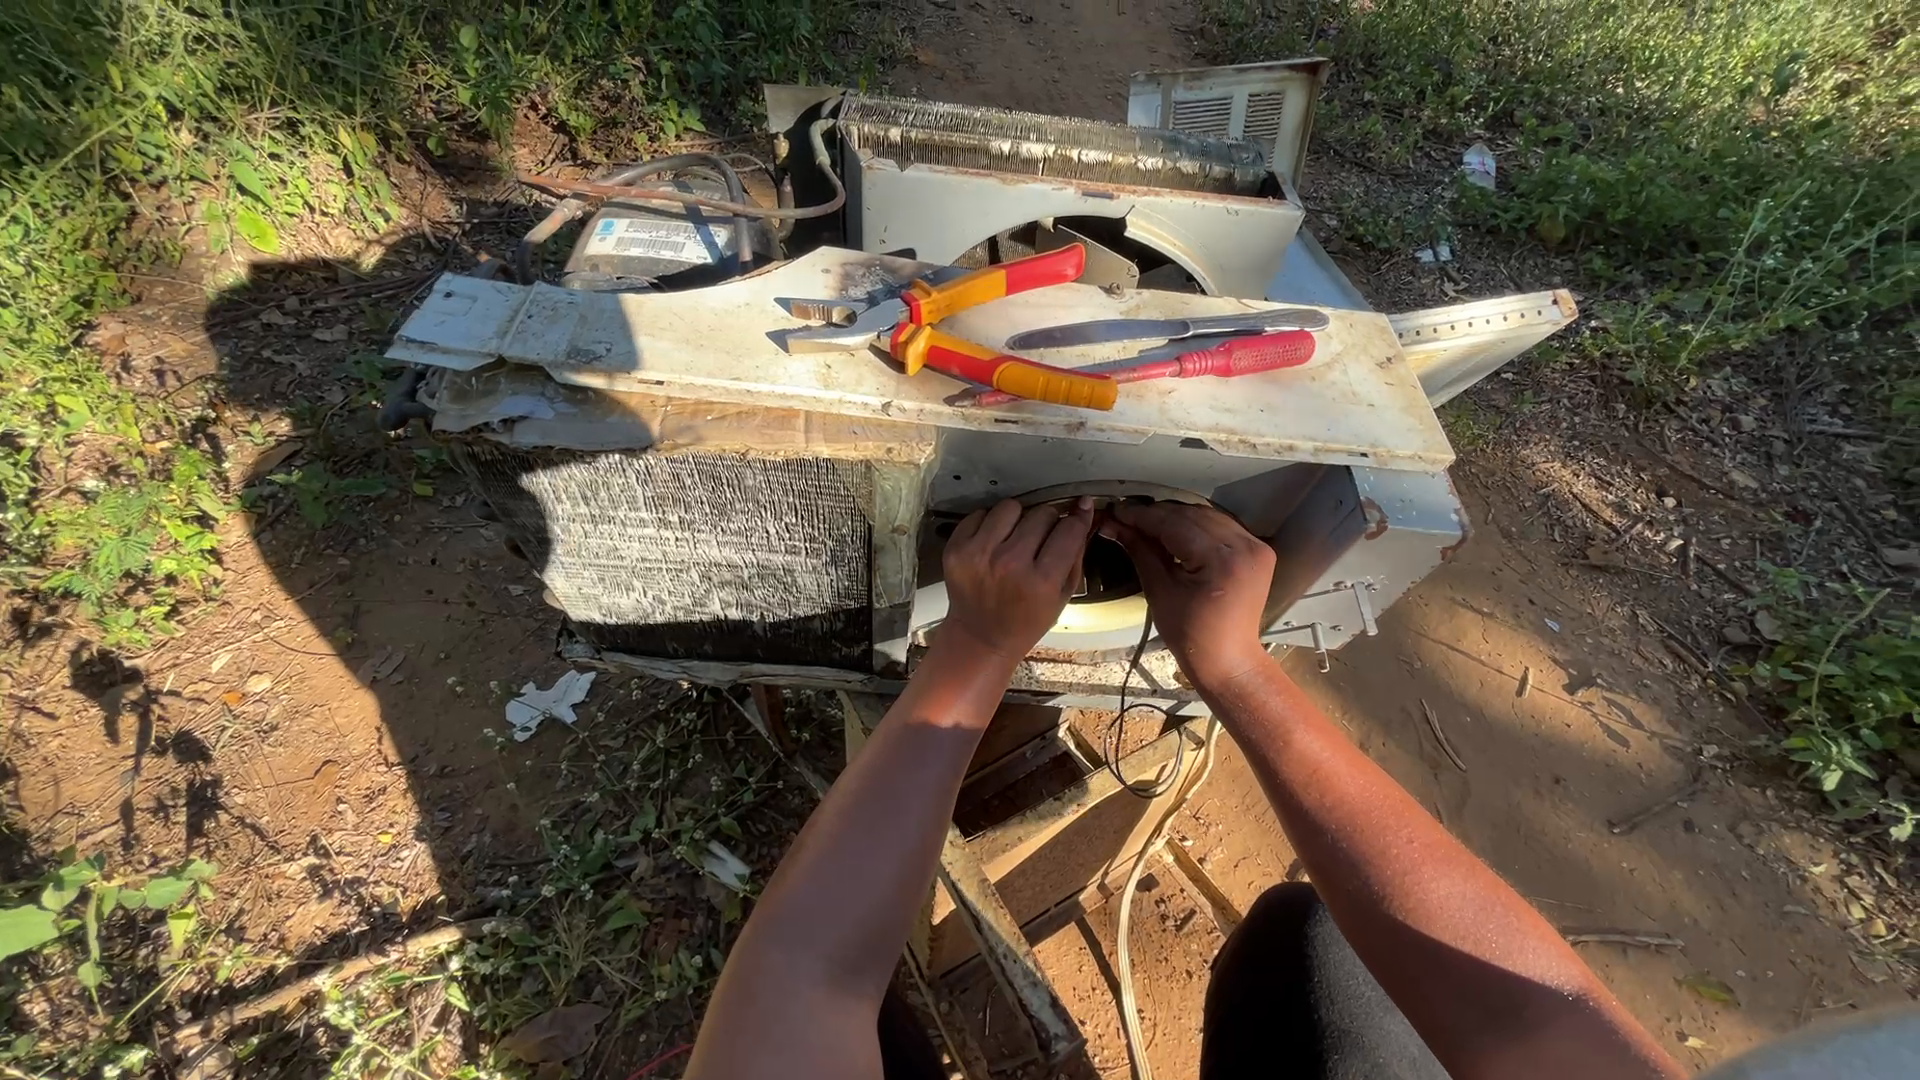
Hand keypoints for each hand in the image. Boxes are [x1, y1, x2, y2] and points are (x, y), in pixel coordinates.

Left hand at [940, 497, 1094, 661]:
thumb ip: (1076, 552)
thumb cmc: (1027, 620)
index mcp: (1041, 582)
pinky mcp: (957, 549)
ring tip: (1015, 538)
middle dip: (1048, 523)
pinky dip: (990, 524)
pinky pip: (980, 514)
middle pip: (1042, 514)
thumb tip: (1083, 508)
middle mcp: (1009, 564)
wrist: (981, 637)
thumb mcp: (1063, 595)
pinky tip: (993, 542)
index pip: (1069, 529)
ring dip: (1018, 519)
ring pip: (1011, 507)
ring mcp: (979, 554)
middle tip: (1041, 541)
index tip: (1076, 517)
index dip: (1076, 521)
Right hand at [1103, 501, 1275, 688]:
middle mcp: (1245, 546)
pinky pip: (1221, 525)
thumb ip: (1141, 551)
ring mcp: (1256, 546)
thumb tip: (1116, 525)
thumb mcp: (1159, 591)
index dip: (1142, 516)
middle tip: (1126, 518)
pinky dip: (1196, 524)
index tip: (1117, 512)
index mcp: (1222, 560)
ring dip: (1175, 516)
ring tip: (1146, 524)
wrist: (1228, 658)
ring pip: (1206, 515)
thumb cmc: (1191, 634)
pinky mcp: (1258, 550)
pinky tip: (1174, 530)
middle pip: (1192, 515)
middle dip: (1156, 515)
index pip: (1175, 524)